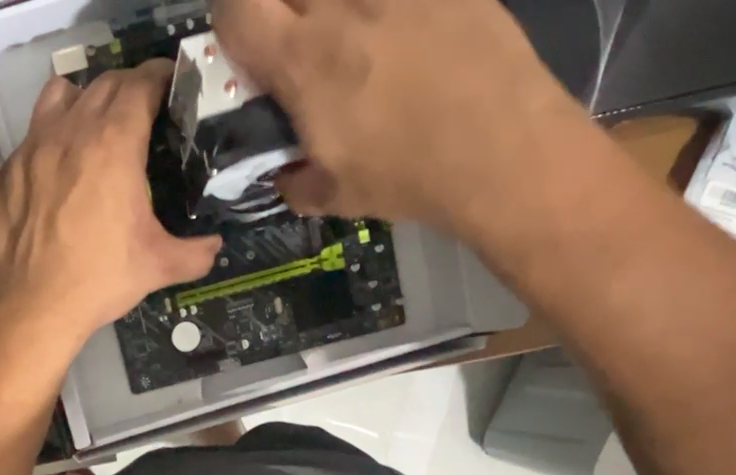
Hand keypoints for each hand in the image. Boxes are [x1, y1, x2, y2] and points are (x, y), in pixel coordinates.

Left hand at [0, 60, 222, 347]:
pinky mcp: (8, 172)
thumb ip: (195, 252)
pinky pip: (32, 136)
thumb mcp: (159, 266)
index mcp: (113, 143)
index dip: (159, 78)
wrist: (35, 308)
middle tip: (142, 108)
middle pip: (102, 85)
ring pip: (59, 97)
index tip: (171, 87)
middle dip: (126, 88)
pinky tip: (59, 167)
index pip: (140, 84)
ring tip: (95, 123)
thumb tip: (215, 248)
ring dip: (84, 100)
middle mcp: (70, 133)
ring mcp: (32, 149)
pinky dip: (51, 137)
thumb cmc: (100, 281)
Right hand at [214, 0, 591, 232]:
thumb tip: (286, 173)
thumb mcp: (334, 196)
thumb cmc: (408, 177)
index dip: (231, 25)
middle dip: (283, 12)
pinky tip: (408, 37)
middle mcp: (343, 8)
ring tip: (358, 42)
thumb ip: (295, 180)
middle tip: (299, 44)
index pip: (236, 10)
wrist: (504, 150)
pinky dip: (391, 11)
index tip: (247, 50)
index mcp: (304, 61)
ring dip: (336, 11)